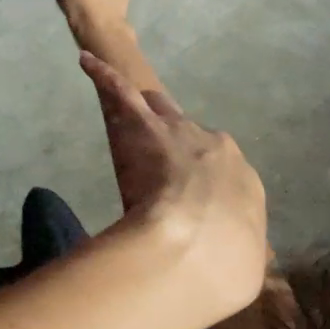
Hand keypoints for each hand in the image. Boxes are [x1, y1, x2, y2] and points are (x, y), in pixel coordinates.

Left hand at [81, 52, 267, 318]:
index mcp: (243, 180)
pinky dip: (102, 75)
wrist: (199, 247)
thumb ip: (238, 255)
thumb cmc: (225, 264)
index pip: (218, 167)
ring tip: (126, 107)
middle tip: (157, 153)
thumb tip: (236, 266)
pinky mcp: (139, 121)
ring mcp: (176, 130)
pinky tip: (86, 63)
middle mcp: (213, 146)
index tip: (187, 188)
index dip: (200, 176)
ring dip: (145, 110)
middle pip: (190, 130)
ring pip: (159, 107)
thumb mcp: (243, 261)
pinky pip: (119, 89)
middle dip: (176, 138)